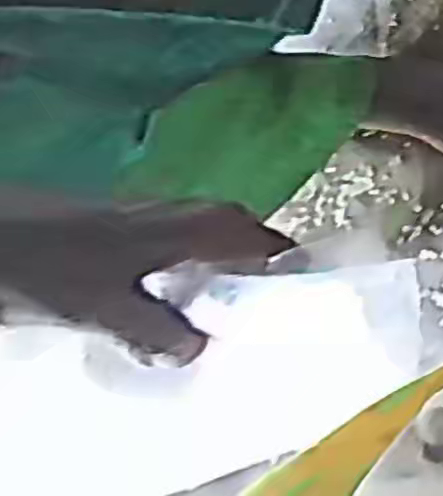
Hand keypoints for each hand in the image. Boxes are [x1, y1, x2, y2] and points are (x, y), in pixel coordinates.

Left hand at [0, 198, 291, 363]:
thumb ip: (156, 330)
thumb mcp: (102, 309)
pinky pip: (197, 246)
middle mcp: (215, 213)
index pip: (281, 251)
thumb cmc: (61, 267)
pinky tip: (170, 297)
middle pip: (256, 248)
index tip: (288, 308)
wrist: (0, 232)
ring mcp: (185, 213)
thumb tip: (199, 352)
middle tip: (246, 319)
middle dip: (255, 281)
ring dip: (222, 278)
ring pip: (225, 246)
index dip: (290, 278)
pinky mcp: (158, 220)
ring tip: (208, 314)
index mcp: (220, 228)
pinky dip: (196, 271)